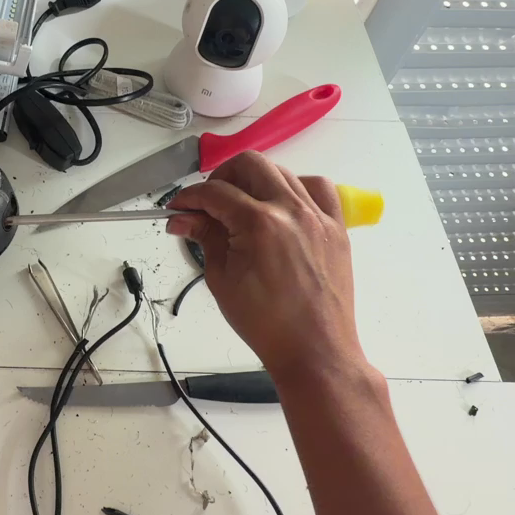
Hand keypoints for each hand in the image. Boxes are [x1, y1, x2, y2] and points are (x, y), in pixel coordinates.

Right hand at [166, 152, 363, 380]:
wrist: (314, 351)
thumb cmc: (264, 323)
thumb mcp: (221, 279)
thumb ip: (205, 237)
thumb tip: (182, 218)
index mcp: (258, 224)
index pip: (214, 193)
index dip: (188, 198)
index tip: (177, 209)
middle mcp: (290, 210)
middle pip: (249, 164)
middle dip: (221, 177)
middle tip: (210, 203)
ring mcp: (318, 216)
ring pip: (282, 170)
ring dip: (255, 180)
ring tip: (244, 205)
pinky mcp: (336, 227)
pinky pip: (319, 188)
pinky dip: (298, 187)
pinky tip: (284, 205)